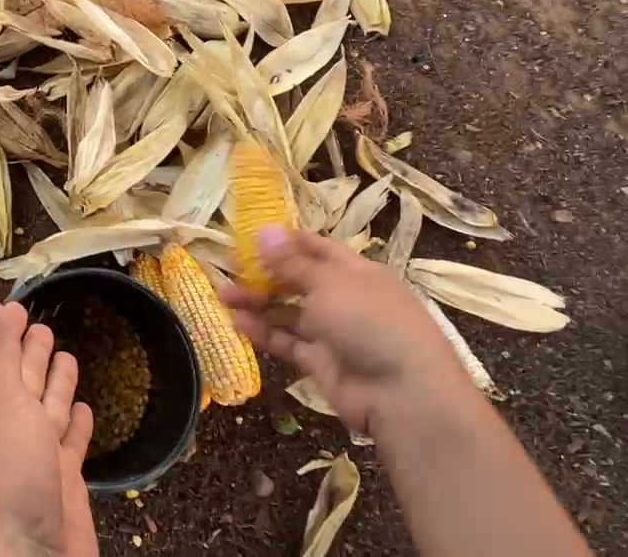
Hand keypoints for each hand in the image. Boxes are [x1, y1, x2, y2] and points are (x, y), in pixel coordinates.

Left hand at [0, 294, 97, 556]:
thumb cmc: (11, 476)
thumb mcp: (2, 401)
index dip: (5, 331)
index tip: (17, 305)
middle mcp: (10, 426)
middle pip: (22, 378)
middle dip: (30, 351)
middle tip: (42, 324)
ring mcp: (37, 454)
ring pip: (47, 407)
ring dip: (56, 382)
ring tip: (67, 356)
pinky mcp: (64, 480)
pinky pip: (71, 443)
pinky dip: (78, 424)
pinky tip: (86, 410)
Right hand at [218, 227, 472, 435]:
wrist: (405, 396)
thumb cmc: (371, 323)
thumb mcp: (328, 284)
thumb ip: (290, 262)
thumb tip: (263, 230)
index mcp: (356, 273)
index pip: (318, 249)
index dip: (286, 241)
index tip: (250, 236)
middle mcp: (345, 299)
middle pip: (297, 280)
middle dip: (263, 274)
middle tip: (228, 268)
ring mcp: (333, 332)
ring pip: (288, 312)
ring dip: (257, 303)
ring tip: (222, 296)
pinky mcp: (320, 362)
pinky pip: (287, 341)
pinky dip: (263, 332)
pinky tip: (237, 322)